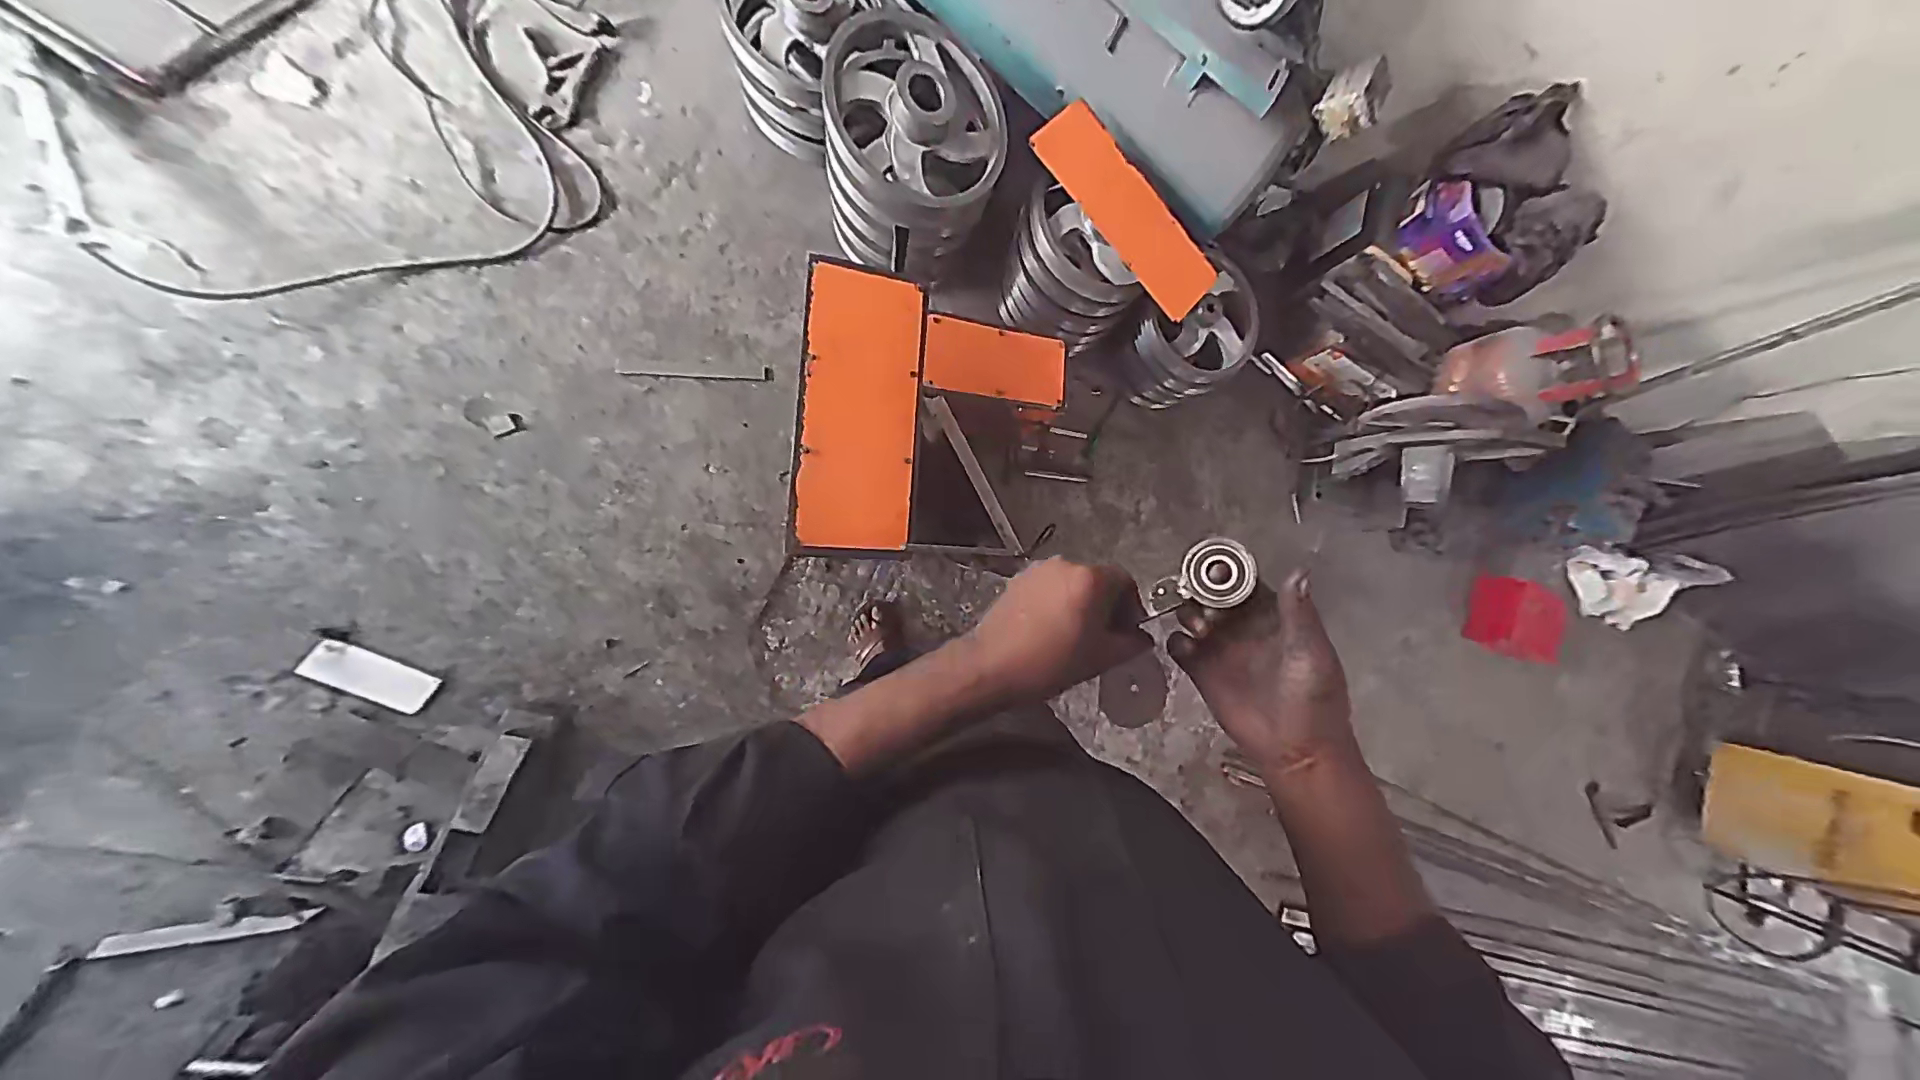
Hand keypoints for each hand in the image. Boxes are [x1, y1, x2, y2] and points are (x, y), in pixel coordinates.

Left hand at [963, 557, 1152, 706]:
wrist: (992, 665)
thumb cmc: (1051, 661)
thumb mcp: (1101, 658)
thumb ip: (1131, 643)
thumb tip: (1141, 637)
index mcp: (1089, 578)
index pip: (1125, 581)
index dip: (1132, 607)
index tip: (1127, 632)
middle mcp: (1064, 565)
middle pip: (1097, 580)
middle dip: (1105, 606)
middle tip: (1103, 637)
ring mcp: (1037, 571)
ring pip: (1071, 584)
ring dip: (1080, 604)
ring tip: (1074, 636)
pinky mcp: (1017, 581)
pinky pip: (1048, 588)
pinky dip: (1056, 603)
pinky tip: (1049, 630)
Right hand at [1168, 569, 1357, 777]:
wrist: (1296, 749)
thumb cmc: (1312, 697)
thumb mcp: (1310, 650)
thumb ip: (1298, 612)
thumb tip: (1297, 570)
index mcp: (1270, 616)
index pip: (1243, 582)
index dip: (1229, 572)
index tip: (1216, 569)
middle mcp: (1241, 626)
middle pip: (1211, 594)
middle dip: (1200, 589)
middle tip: (1198, 595)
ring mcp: (1219, 648)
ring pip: (1191, 616)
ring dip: (1188, 613)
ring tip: (1199, 628)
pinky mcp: (1200, 671)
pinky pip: (1178, 646)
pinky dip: (1176, 641)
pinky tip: (1187, 648)